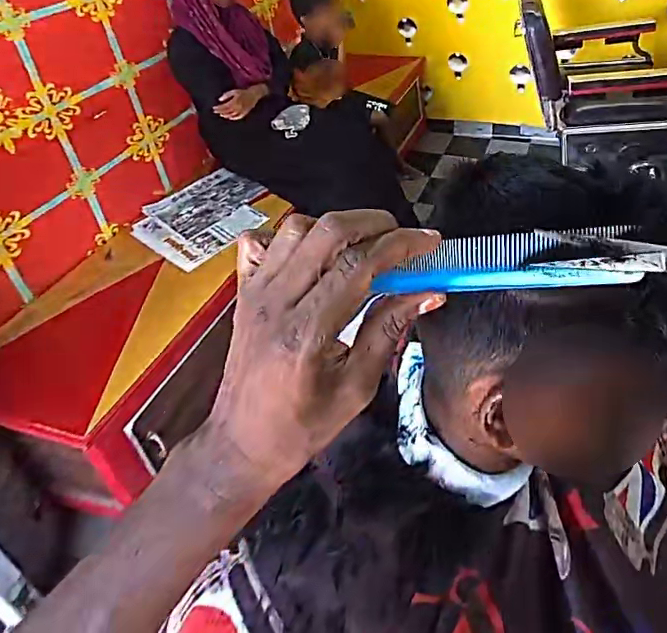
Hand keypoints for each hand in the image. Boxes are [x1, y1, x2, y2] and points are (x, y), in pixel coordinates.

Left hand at [196, 210, 442, 493]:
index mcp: (306, 332)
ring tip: (362, 245)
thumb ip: (389, 330)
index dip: (400, 245)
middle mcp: (276, 302)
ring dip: (337, 227)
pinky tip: (316, 252)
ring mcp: (255, 291)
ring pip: (297, 227)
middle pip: (328, 231)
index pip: (359, 265)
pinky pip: (266, 239)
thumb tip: (427, 293)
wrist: (240, 443)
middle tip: (400, 235)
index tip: (427, 241)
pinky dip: (295, 235)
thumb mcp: (356, 388)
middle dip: (374, 222)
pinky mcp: (244, 288)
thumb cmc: (300, 426)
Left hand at [214, 84, 265, 120]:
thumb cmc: (243, 92)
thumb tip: (219, 99)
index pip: (224, 107)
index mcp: (234, 102)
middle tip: (215, 112)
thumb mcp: (234, 91)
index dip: (218, 108)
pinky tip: (230, 117)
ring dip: (226, 115)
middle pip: (227, 111)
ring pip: (232, 115)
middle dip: (220, 112)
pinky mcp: (245, 112)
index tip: (214, 108)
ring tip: (221, 114)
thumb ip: (226, 95)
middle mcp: (237, 107)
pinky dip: (233, 118)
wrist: (253, 94)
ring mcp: (241, 111)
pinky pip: (238, 117)